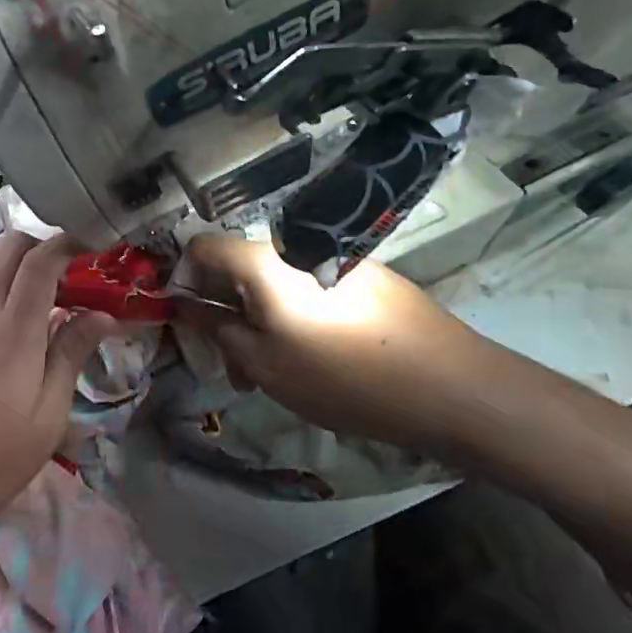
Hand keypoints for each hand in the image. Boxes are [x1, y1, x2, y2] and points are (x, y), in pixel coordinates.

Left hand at [0, 232, 114, 556]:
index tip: (87, 245)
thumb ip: (71, 356)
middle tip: (62, 272)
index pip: (43, 262)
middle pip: (10, 249)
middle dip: (41, 247)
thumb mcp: (48, 416)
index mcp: (16, 330)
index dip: (67, 243)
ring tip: (24, 289)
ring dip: (7, 262)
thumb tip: (102, 315)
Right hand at [176, 235, 509, 451]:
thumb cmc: (342, 376)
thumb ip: (218, 328)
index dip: (183, 281)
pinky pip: (311, 289)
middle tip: (235, 368)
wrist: (449, 384)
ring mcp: (335, 259)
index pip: (202, 248)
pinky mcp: (365, 277)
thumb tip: (188, 303)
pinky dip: (297, 319)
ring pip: (277, 284)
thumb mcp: (264, 363)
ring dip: (261, 322)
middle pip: (240, 269)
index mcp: (265, 260)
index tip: (189, 323)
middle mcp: (297, 248)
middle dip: (225, 313)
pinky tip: (317, 360)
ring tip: (276, 374)